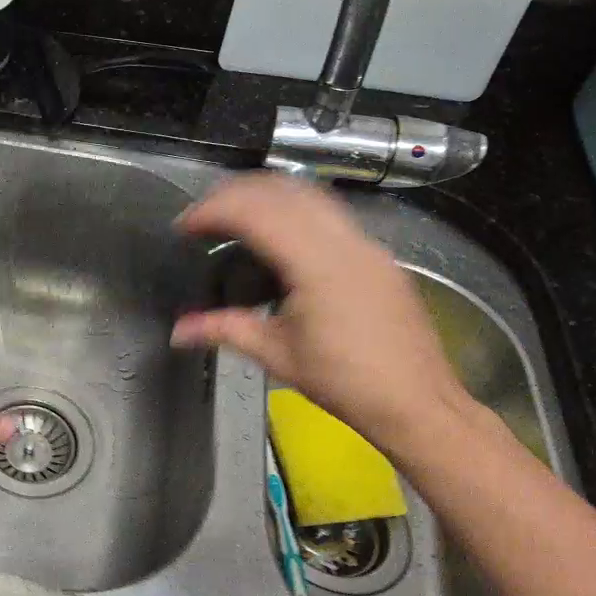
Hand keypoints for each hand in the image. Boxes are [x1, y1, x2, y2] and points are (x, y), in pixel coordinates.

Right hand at [170, 174, 473, 452]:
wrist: (417, 403)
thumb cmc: (345, 383)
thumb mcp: (276, 356)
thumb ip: (224, 330)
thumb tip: (177, 331)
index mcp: (318, 266)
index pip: (257, 214)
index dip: (214, 211)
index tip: (185, 225)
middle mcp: (346, 244)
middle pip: (284, 191)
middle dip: (236, 193)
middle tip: (202, 214)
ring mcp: (368, 247)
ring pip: (311, 196)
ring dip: (266, 196)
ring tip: (232, 215)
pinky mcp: (378, 257)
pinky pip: (330, 214)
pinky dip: (293, 210)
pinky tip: (275, 235)